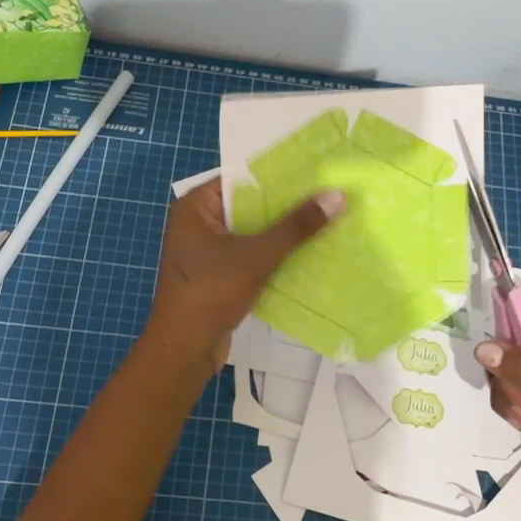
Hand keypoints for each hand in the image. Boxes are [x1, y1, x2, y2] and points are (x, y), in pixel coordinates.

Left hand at [146, 179, 342, 371]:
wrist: (184, 348)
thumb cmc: (211, 292)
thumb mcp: (257, 255)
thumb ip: (296, 226)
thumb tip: (336, 196)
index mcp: (196, 206)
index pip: (241, 178)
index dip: (279, 176)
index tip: (317, 172)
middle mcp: (198, 223)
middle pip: (249, 206)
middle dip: (286, 206)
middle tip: (329, 196)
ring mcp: (207, 251)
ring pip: (252, 233)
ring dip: (283, 234)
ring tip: (327, 221)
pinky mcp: (218, 275)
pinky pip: (251, 256)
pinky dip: (274, 256)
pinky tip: (308, 254)